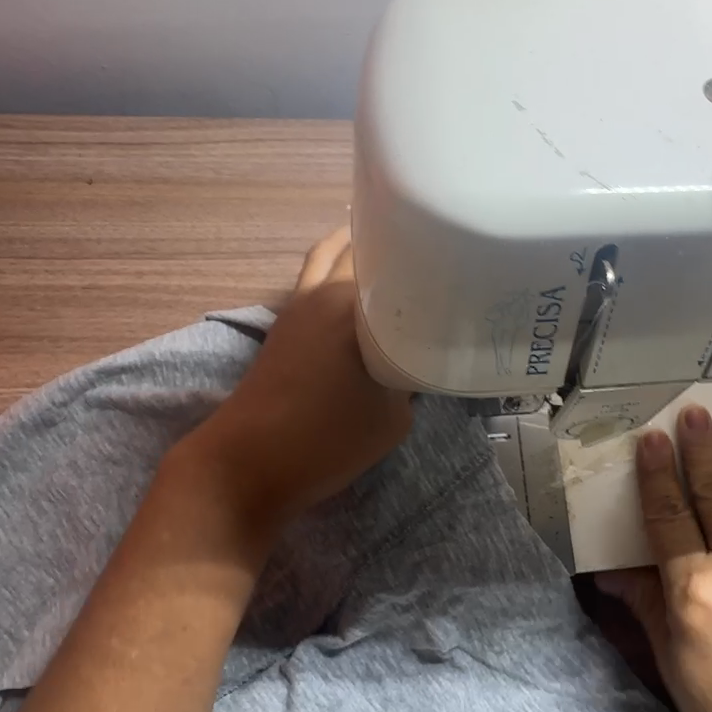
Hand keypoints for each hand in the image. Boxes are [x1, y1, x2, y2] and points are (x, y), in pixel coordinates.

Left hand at [184, 226, 412, 522]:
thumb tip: (416, 358)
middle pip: (367, 249)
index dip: (435, 266)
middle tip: (439, 265)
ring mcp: (300, 302)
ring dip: (363, 249)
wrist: (248, 463)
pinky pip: (317, 274)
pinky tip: (364, 286)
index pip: (404, 266)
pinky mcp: (285, 321)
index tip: (462, 275)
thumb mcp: (393, 418)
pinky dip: (339, 266)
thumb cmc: (325, 441)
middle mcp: (326, 290)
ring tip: (401, 257)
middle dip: (401, 250)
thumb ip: (410, 377)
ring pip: (335, 254)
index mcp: (356, 305)